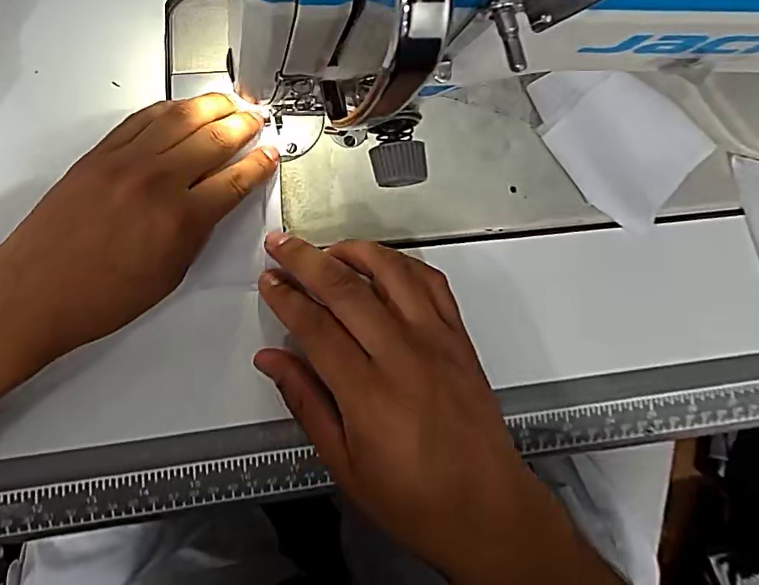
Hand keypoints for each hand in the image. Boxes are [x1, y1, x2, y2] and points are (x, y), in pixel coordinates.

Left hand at [0, 94, 277, 412]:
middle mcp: (156, 183)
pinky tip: (182, 106)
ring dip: (212, 104)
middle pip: (214, 138)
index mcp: (180, 221)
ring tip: (231, 100)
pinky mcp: (99, 153)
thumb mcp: (167, 275)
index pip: (234, 180)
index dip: (259, 163)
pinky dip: (168, 107)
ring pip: (180, 117)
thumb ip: (197, 232)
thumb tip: (217, 200)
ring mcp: (125, 162)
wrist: (30, 293)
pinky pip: (142, 119)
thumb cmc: (96, 298)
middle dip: (243, 124)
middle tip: (257, 118)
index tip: (270, 152)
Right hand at [254, 235, 612, 583]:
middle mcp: (403, 357)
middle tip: (282, 246)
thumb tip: (271, 359)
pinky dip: (402, 262)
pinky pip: (431, 281)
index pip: (316, 326)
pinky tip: (382, 262)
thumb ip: (305, 401)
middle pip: (346, 288)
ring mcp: (436, 340)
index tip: (270, 281)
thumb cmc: (416, 500)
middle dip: (306, 259)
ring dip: (353, 250)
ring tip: (328, 249)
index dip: (286, 297)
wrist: (489, 512)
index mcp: (369, 395)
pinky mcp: (459, 336)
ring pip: (390, 271)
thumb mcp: (344, 463)